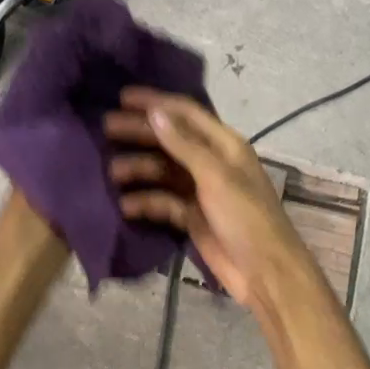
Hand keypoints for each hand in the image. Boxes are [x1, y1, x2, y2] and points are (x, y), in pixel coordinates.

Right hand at [104, 87, 317, 313]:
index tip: (122, 97)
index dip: (156, 102)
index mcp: (224, 144)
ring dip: (138, 169)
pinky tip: (125, 206)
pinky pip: (163, 202)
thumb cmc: (246, 217)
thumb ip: (183, 145)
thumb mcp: (215, 176)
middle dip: (139, 133)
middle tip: (105, 129)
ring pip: (163, 172)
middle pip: (170, 140)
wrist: (264, 271)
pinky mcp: (192, 216)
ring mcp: (201, 190)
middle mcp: (212, 161)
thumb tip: (155, 112)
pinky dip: (145, 202)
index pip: (186, 113)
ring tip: (111, 172)